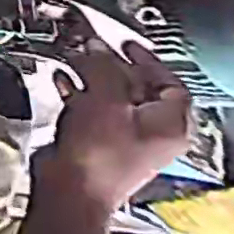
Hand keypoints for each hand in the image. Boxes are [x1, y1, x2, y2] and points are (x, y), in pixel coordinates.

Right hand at [36, 39, 192, 213]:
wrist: (71, 189)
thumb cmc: (100, 154)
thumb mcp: (106, 98)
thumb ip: (104, 67)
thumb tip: (99, 47)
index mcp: (171, 125)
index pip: (171, 84)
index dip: (149, 60)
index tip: (127, 44)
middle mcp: (153, 133)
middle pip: (139, 88)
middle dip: (113, 65)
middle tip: (93, 47)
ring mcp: (126, 139)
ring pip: (113, 97)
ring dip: (92, 75)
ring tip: (73, 58)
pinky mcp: (99, 143)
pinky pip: (92, 109)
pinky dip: (79, 92)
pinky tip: (62, 80)